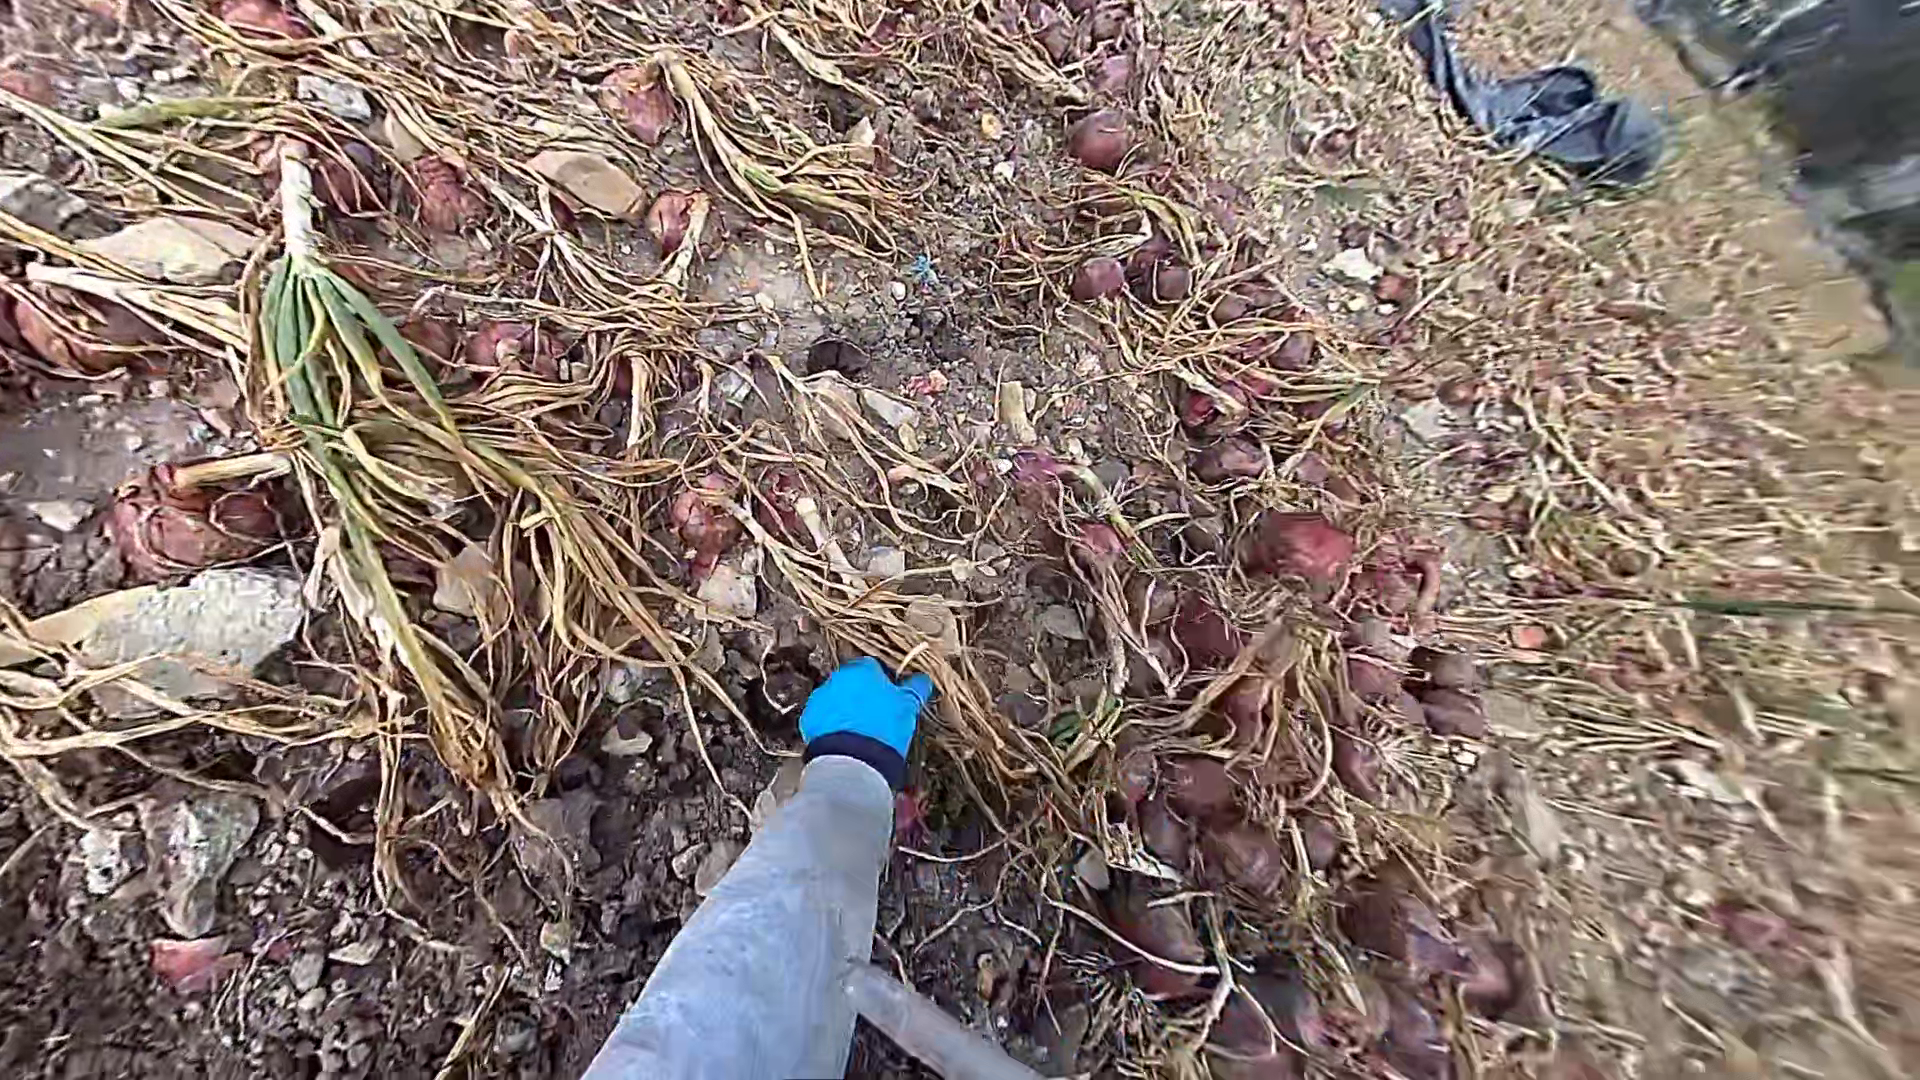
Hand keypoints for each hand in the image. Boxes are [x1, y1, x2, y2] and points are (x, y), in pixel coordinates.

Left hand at [800, 657, 933, 759]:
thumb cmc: (885, 729)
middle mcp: (838, 678)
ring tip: (860, 729)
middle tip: (876, 714)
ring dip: (846, 707)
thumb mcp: (908, 707)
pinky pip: (822, 716)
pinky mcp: (808, 719)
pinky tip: (845, 737)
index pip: (874, 666)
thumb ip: (916, 688)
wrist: (853, 763)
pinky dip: (831, 723)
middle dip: (863, 693)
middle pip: (853, 680)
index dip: (884, 681)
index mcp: (862, 670)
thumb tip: (922, 679)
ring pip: (836, 697)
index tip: (891, 697)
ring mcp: (820, 698)